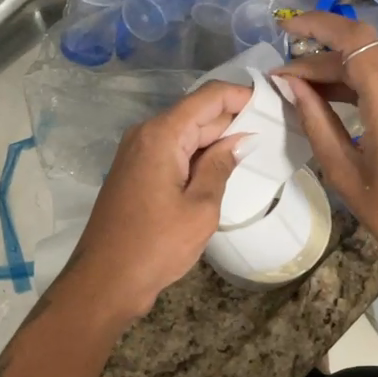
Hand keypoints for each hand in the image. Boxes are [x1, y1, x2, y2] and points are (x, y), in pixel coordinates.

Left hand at [62, 81, 252, 325]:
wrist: (104, 281)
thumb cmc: (155, 246)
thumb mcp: (200, 208)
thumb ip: (220, 166)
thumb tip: (239, 139)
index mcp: (162, 135)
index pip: (208, 97)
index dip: (241, 95)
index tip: (272, 103)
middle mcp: (145, 133)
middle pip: (197, 113)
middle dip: (233, 118)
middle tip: (273, 129)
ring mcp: (136, 152)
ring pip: (185, 132)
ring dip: (216, 138)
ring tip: (255, 147)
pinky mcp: (134, 171)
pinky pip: (172, 150)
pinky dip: (197, 154)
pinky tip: (221, 167)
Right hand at [272, 12, 377, 285]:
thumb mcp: (348, 178)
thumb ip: (317, 124)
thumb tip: (292, 85)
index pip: (357, 41)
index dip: (320, 25)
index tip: (291, 28)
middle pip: (366, 60)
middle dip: (324, 66)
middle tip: (289, 83)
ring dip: (350, 81)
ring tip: (317, 98)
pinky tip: (358, 112)